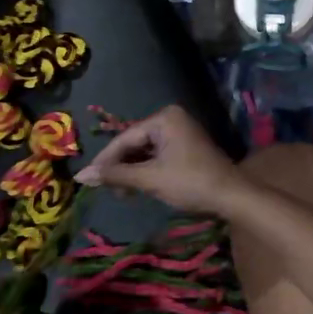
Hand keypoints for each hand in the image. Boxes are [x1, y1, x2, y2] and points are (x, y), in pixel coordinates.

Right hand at [73, 105, 243, 214]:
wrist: (231, 196)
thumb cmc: (190, 183)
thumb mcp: (150, 179)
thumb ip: (116, 175)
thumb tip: (81, 176)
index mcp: (164, 118)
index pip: (125, 138)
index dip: (105, 160)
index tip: (86, 178)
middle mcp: (171, 118)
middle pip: (134, 142)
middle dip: (119, 166)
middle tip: (104, 189)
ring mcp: (180, 131)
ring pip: (145, 150)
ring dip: (132, 171)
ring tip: (121, 192)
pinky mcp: (185, 146)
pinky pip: (157, 154)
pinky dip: (146, 170)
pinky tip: (136, 186)